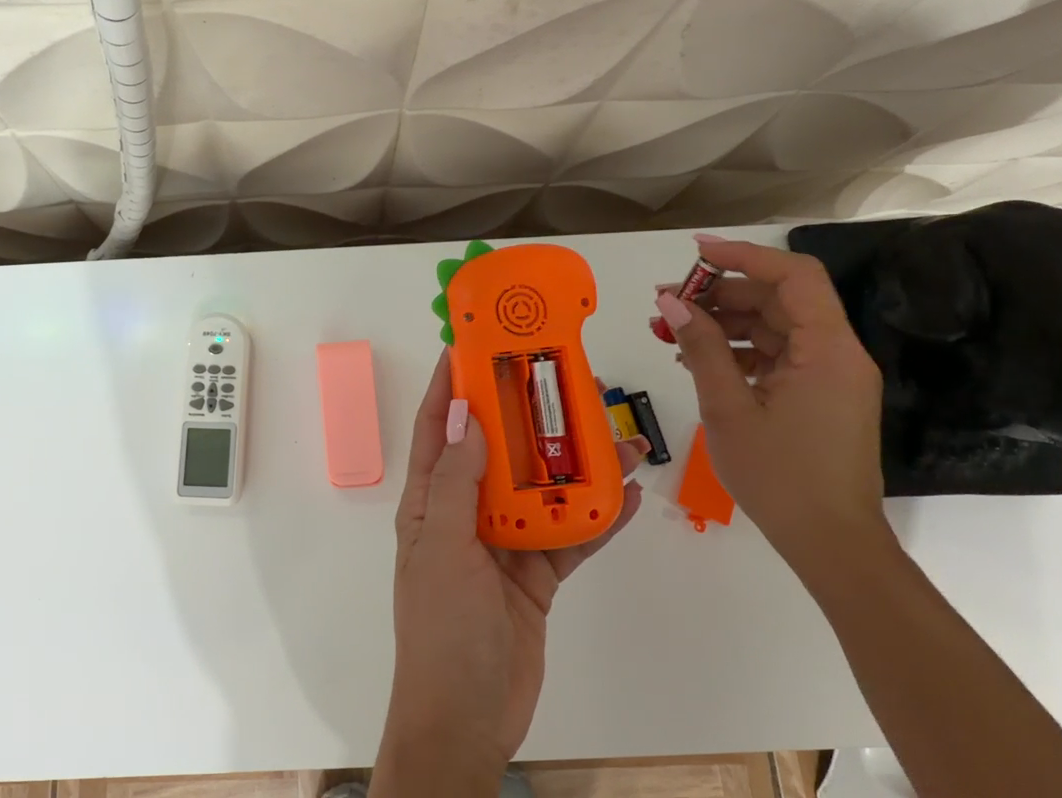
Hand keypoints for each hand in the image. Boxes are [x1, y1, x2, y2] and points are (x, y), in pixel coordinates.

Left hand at [379, 352, 646, 775]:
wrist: (467, 718)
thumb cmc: (441, 628)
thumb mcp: (441, 548)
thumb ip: (457, 484)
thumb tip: (468, 417)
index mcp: (429, 502)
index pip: (438, 430)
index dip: (452, 386)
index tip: (472, 343)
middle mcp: (464, 514)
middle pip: (498, 452)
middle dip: (527, 415)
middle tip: (566, 379)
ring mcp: (503, 545)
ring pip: (541, 489)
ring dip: (574, 463)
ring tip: (615, 432)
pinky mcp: (536, 576)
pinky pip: (570, 536)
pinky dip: (598, 517)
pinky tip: (632, 494)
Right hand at [652, 237, 886, 564]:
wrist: (831, 542)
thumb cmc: (780, 476)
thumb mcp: (729, 409)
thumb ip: (701, 349)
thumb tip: (670, 303)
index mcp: (827, 350)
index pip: (793, 277)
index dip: (744, 256)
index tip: (695, 252)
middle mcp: (837, 353)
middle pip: (779, 300)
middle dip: (720, 294)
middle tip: (664, 302)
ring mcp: (830, 376)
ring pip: (774, 328)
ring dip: (723, 324)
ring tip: (668, 332)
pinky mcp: (820, 396)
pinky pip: (777, 356)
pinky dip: (737, 351)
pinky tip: (696, 360)